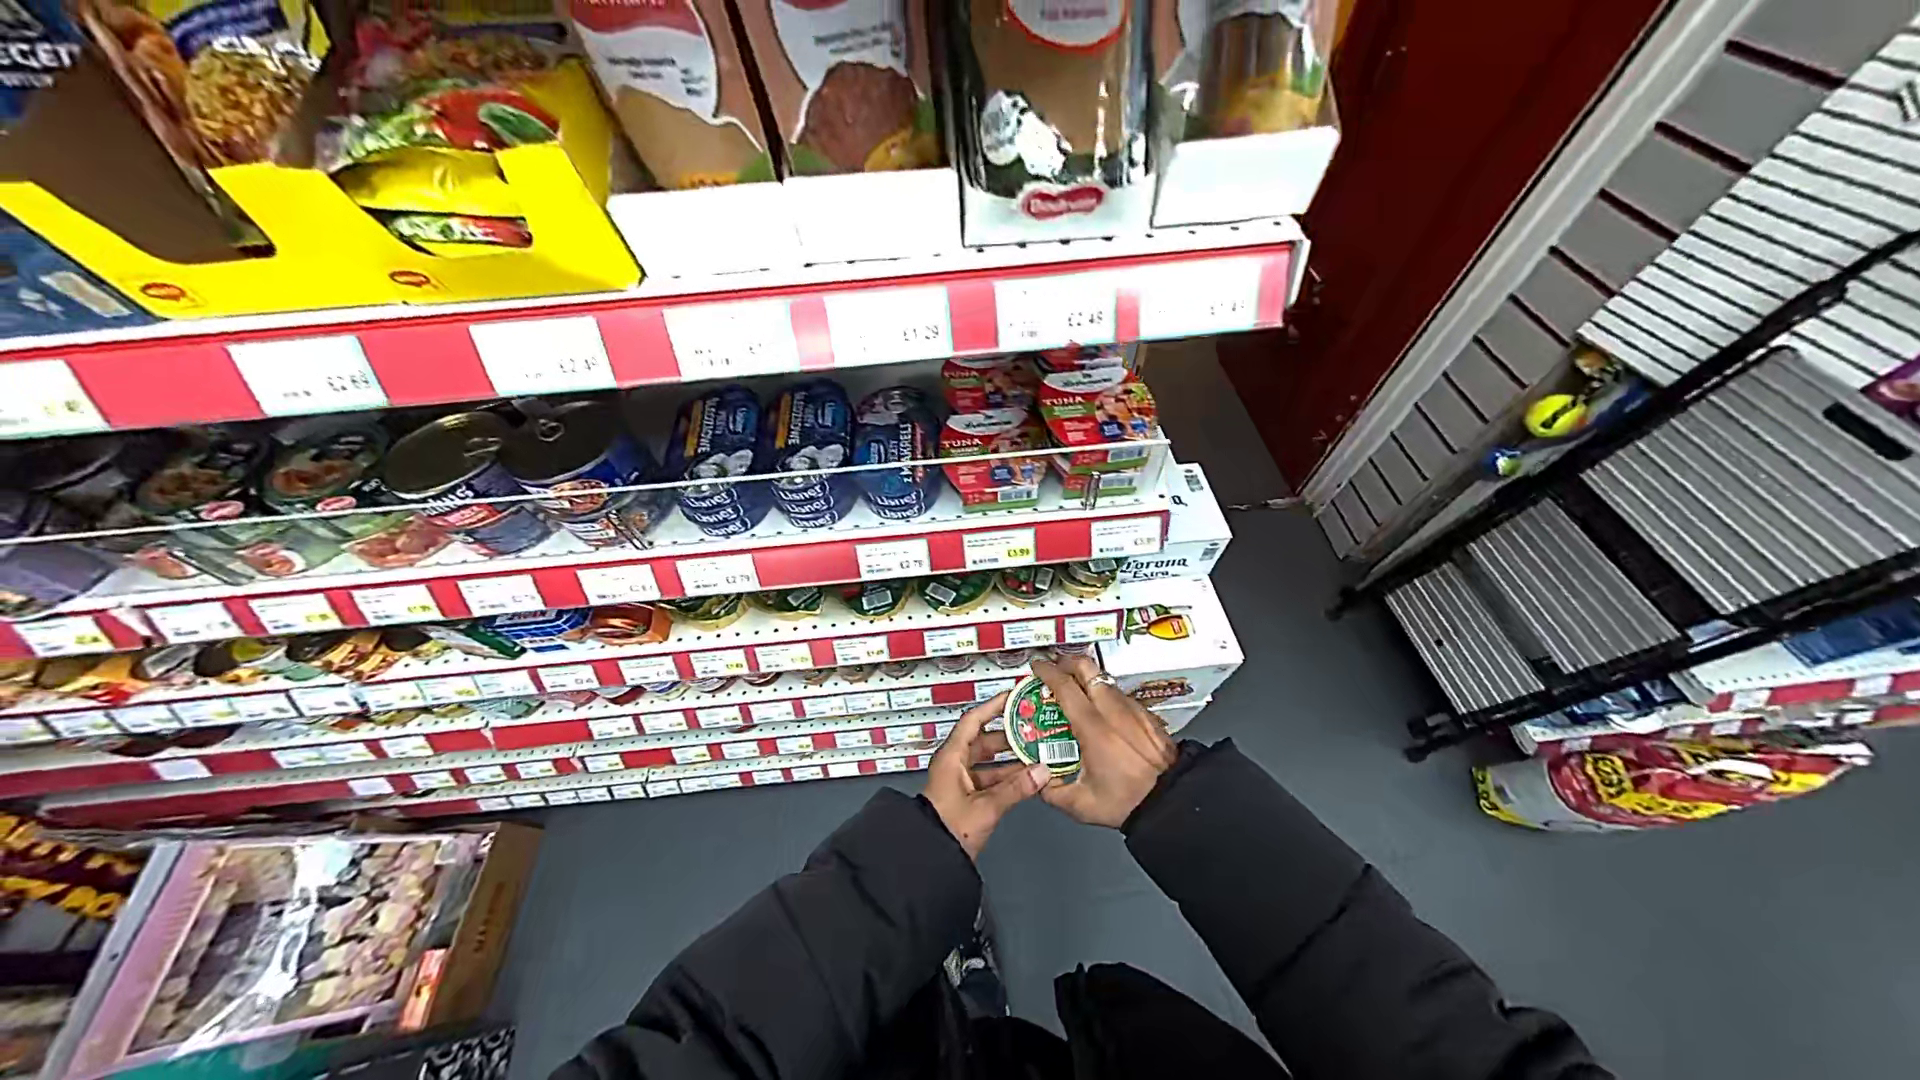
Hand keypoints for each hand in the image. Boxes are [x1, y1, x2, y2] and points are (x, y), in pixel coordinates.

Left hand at [923, 692, 1050, 858]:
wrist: (931, 859)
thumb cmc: (949, 829)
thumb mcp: (986, 807)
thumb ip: (1016, 788)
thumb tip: (1042, 771)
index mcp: (952, 757)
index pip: (974, 720)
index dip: (993, 706)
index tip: (1014, 697)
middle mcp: (955, 764)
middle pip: (985, 740)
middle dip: (1010, 734)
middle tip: (1034, 728)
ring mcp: (961, 780)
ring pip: (990, 761)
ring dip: (1012, 758)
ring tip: (1038, 752)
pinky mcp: (968, 797)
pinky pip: (991, 778)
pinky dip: (1008, 777)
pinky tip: (1029, 778)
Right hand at [1031, 656, 1177, 827]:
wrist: (1173, 801)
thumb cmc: (1131, 802)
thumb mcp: (1082, 804)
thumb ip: (1052, 792)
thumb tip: (1040, 780)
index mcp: (1093, 728)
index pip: (1065, 686)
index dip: (1048, 672)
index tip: (1037, 666)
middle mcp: (1113, 711)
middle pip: (1087, 668)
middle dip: (1067, 662)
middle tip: (1055, 669)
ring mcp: (1132, 709)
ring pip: (1104, 679)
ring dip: (1086, 677)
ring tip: (1076, 689)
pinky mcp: (1146, 714)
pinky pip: (1119, 693)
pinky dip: (1104, 693)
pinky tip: (1101, 710)